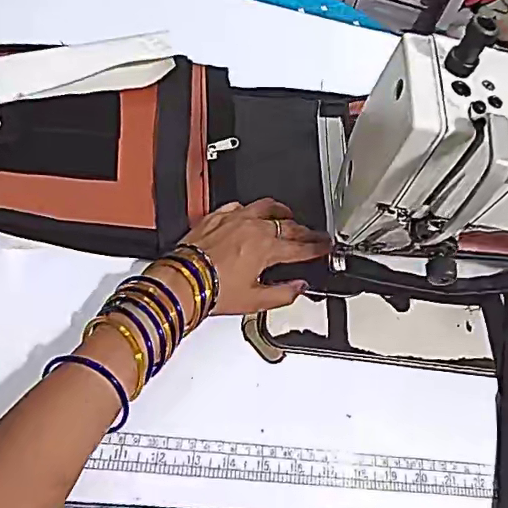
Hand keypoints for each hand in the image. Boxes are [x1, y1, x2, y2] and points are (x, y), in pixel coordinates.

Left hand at [168, 198, 328, 314]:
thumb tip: (298, 288)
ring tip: (288, 215)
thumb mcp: (254, 301)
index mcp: (267, 249)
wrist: (181, 280)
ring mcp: (235, 219)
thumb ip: (283, 294)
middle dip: (306, 231)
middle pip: (289, 225)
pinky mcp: (217, 216)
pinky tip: (251, 213)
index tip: (326, 247)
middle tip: (314, 235)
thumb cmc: (212, 289)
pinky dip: (251, 209)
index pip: (302, 247)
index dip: (318, 247)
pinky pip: (240, 205)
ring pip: (267, 207)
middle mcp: (253, 229)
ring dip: (281, 212)